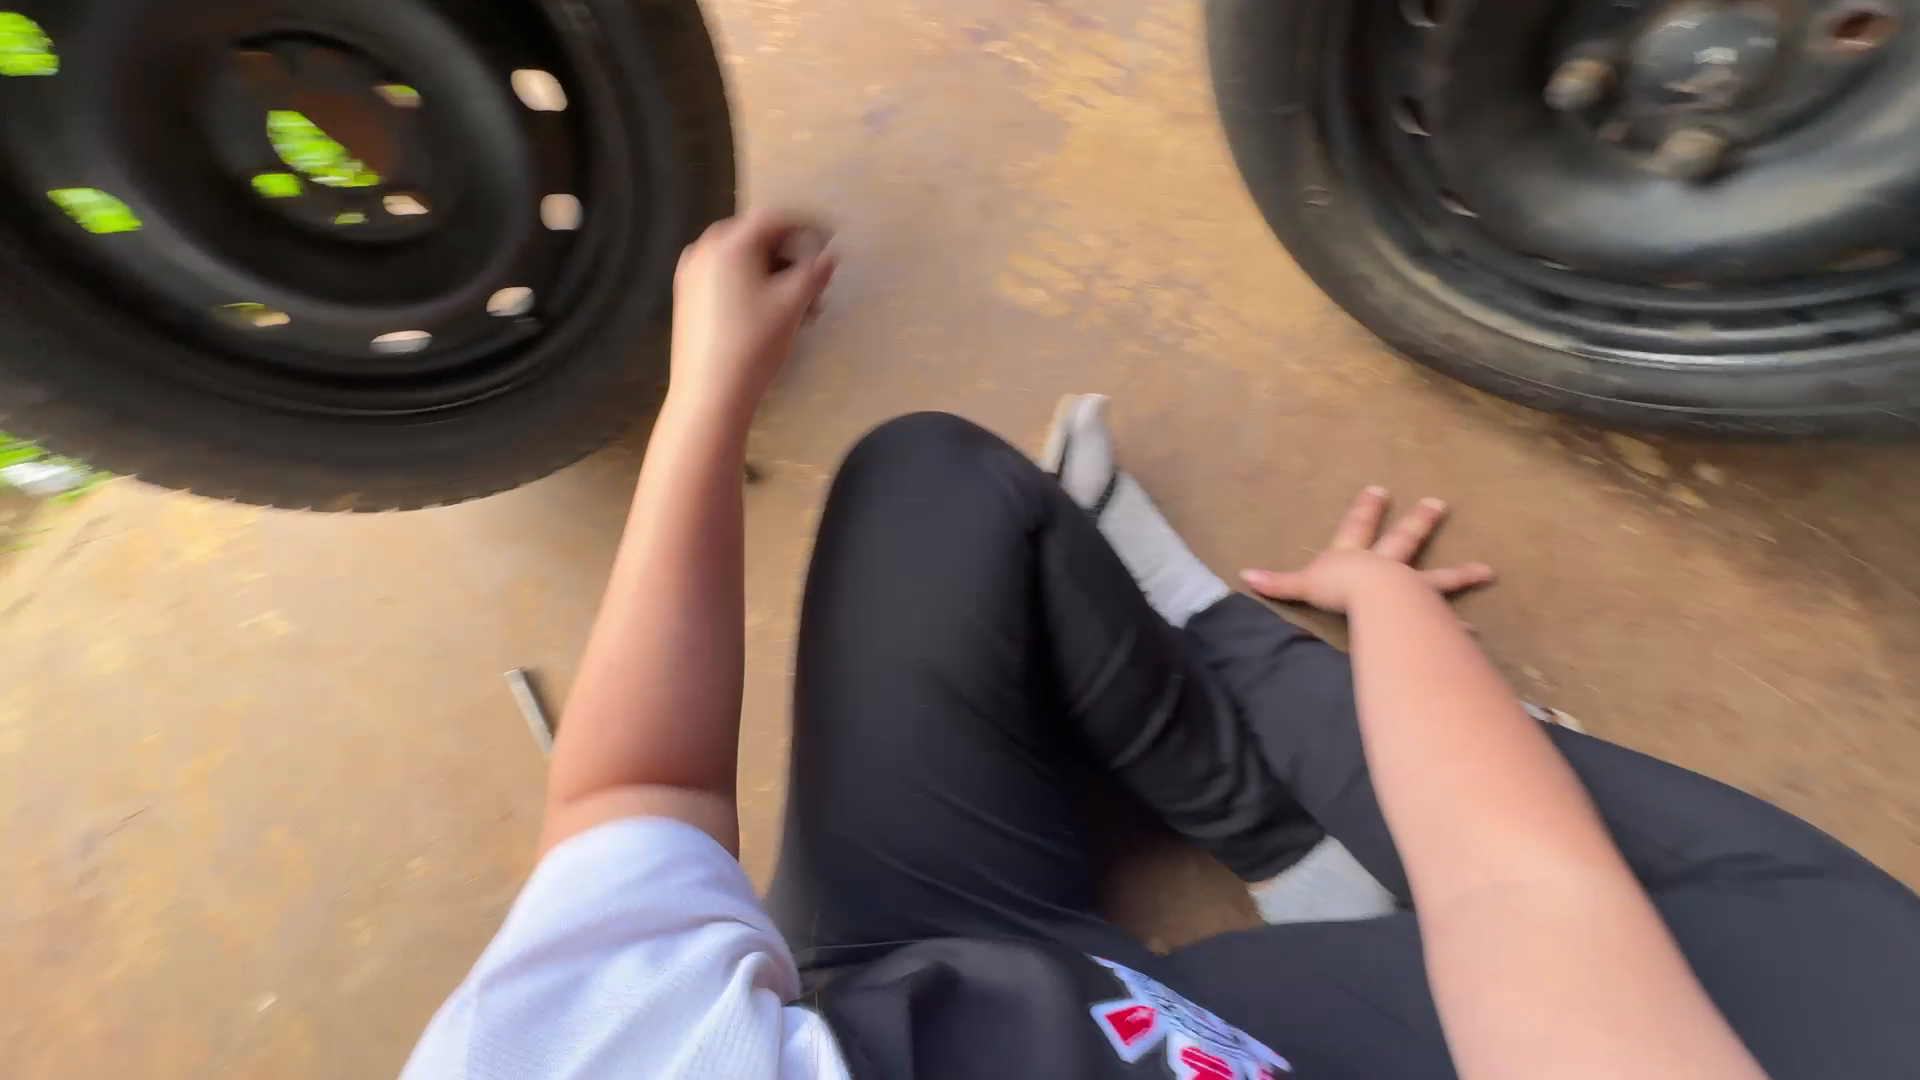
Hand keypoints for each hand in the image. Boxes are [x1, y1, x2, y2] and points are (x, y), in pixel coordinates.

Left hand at [669, 209, 836, 413]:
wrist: (710, 392)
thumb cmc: (754, 343)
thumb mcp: (792, 305)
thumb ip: (815, 273)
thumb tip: (829, 257)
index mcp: (729, 243)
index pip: (774, 219)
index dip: (807, 225)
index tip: (831, 239)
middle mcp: (704, 250)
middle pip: (757, 240)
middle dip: (792, 257)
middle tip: (817, 281)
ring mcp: (692, 275)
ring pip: (744, 263)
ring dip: (777, 276)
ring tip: (802, 308)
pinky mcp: (689, 300)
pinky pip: (728, 280)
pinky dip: (755, 288)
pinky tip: (774, 316)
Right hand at [1239, 486, 1493, 612]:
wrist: (1374, 601)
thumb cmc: (1337, 590)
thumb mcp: (1300, 585)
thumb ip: (1276, 583)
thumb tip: (1244, 575)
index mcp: (1352, 557)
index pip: (1357, 527)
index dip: (1365, 510)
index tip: (1380, 489)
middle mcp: (1384, 565)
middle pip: (1402, 540)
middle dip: (1418, 523)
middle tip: (1437, 504)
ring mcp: (1408, 586)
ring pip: (1436, 577)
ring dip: (1458, 574)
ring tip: (1486, 571)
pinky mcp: (1424, 611)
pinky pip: (1442, 620)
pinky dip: (1456, 628)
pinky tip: (1475, 634)